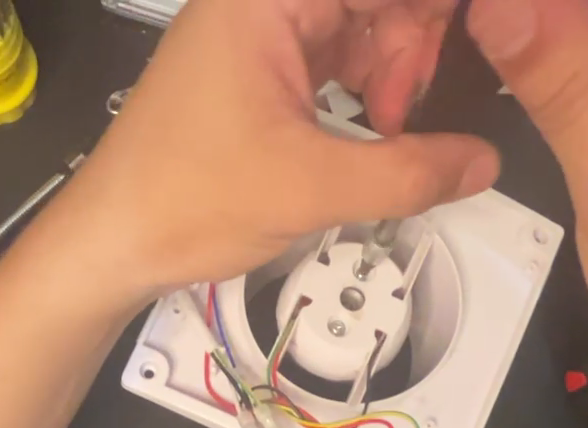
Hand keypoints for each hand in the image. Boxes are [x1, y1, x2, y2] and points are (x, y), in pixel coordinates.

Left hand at [61, 0, 501, 302]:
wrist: (112, 244)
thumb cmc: (178, 201)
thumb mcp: (308, 189)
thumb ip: (404, 174)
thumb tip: (475, 164)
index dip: (424, 19)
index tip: (465, 42)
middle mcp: (256, 4)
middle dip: (406, 45)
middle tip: (407, 111)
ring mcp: (253, 38)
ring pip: (353, 26)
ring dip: (384, 72)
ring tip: (383, 129)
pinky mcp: (251, 75)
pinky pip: (326, 60)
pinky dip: (355, 90)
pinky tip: (362, 130)